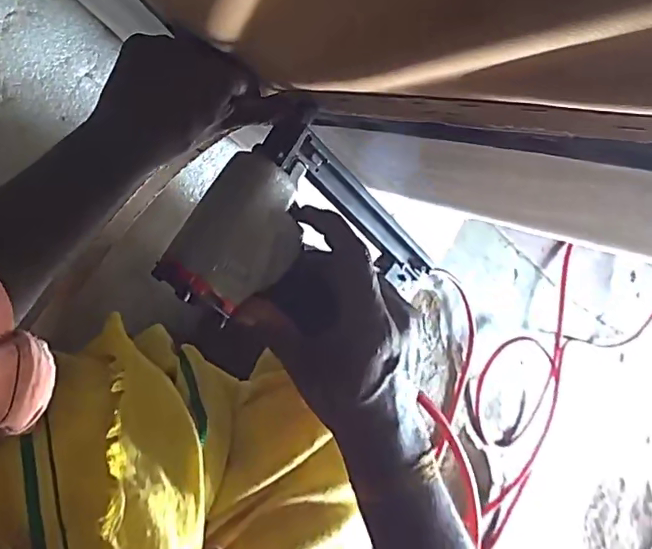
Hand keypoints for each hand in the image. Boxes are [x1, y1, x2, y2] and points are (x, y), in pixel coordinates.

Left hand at [84, 33, 278, 162]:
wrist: (121, 142)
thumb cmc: (172, 138)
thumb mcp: (218, 126)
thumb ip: (258, 112)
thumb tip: (292, 109)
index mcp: (220, 73)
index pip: (241, 72)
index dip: (239, 88)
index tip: (233, 100)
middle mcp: (197, 50)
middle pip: (214, 57)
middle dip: (211, 74)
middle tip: (200, 98)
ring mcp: (165, 43)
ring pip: (186, 49)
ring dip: (184, 65)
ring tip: (172, 93)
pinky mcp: (140, 42)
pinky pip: (157, 47)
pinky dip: (157, 62)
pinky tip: (152, 84)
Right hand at [237, 207, 418, 450]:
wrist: (387, 437)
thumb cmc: (346, 404)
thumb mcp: (307, 368)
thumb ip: (278, 331)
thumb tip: (244, 307)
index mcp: (371, 317)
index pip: (354, 254)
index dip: (329, 225)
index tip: (302, 213)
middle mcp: (394, 307)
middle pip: (352, 264)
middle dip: (319, 260)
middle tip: (289, 266)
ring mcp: (405, 312)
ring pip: (364, 275)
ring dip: (334, 273)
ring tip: (307, 285)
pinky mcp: (407, 319)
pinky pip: (375, 288)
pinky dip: (350, 287)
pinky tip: (331, 304)